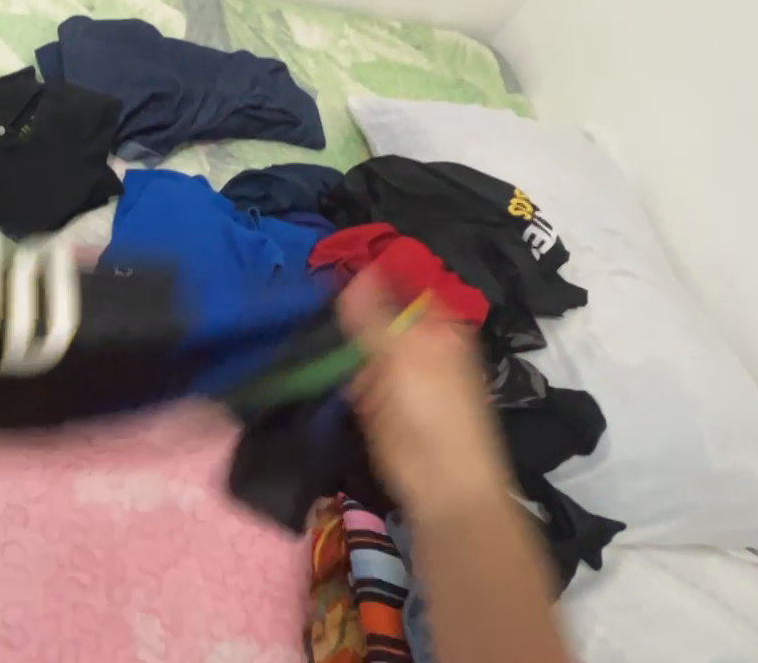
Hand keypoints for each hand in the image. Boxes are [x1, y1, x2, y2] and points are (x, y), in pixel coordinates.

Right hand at [338, 271, 514, 521]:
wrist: (443, 488)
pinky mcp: (379, 399)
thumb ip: (374, 314)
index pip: (398, 285)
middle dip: (347, 311)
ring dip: (339, 342)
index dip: (368, 276)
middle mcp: (418, 343)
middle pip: (374, 313)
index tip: (331, 269)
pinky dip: (340, 370)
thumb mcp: (402, 356)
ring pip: (359, 342)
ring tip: (314, 333)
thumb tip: (356, 270)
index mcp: (434, 327)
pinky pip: (352, 372)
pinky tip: (325, 367)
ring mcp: (398, 372)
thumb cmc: (432, 417)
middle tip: (315, 302)